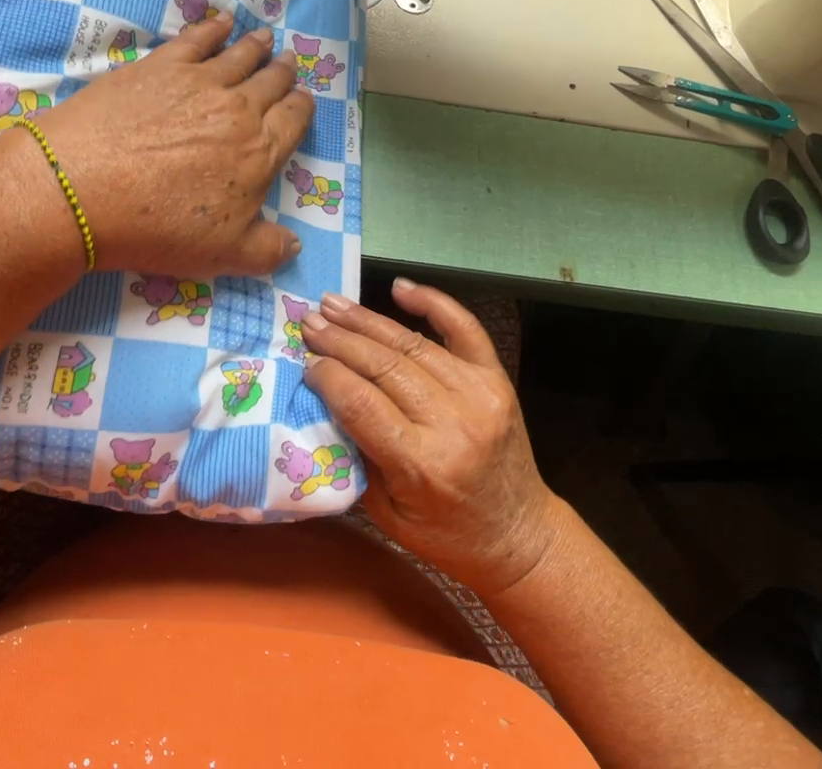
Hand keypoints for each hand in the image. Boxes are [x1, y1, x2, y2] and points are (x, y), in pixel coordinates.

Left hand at [31, 14, 313, 275]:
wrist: (84, 189)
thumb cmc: (157, 227)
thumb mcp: (222, 255)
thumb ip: (266, 250)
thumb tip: (294, 244)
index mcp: (259, 154)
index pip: (292, 122)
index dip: (301, 108)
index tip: (303, 99)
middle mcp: (238, 110)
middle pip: (270, 84)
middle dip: (283, 73)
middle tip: (288, 63)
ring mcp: (198, 82)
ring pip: (239, 56)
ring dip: (257, 46)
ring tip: (266, 38)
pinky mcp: (160, 65)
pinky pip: (197, 39)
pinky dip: (213, 28)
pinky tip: (220, 22)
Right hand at [301, 280, 563, 595]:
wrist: (517, 534)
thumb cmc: (444, 532)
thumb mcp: (384, 511)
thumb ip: (355, 454)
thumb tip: (324, 398)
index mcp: (422, 462)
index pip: (361, 402)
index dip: (327, 376)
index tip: (303, 361)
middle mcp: (453, 422)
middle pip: (383, 366)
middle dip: (339, 340)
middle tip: (306, 321)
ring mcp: (480, 395)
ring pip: (413, 344)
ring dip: (367, 320)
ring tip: (332, 304)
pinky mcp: (497, 380)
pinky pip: (465, 329)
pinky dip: (434, 303)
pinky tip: (400, 288)